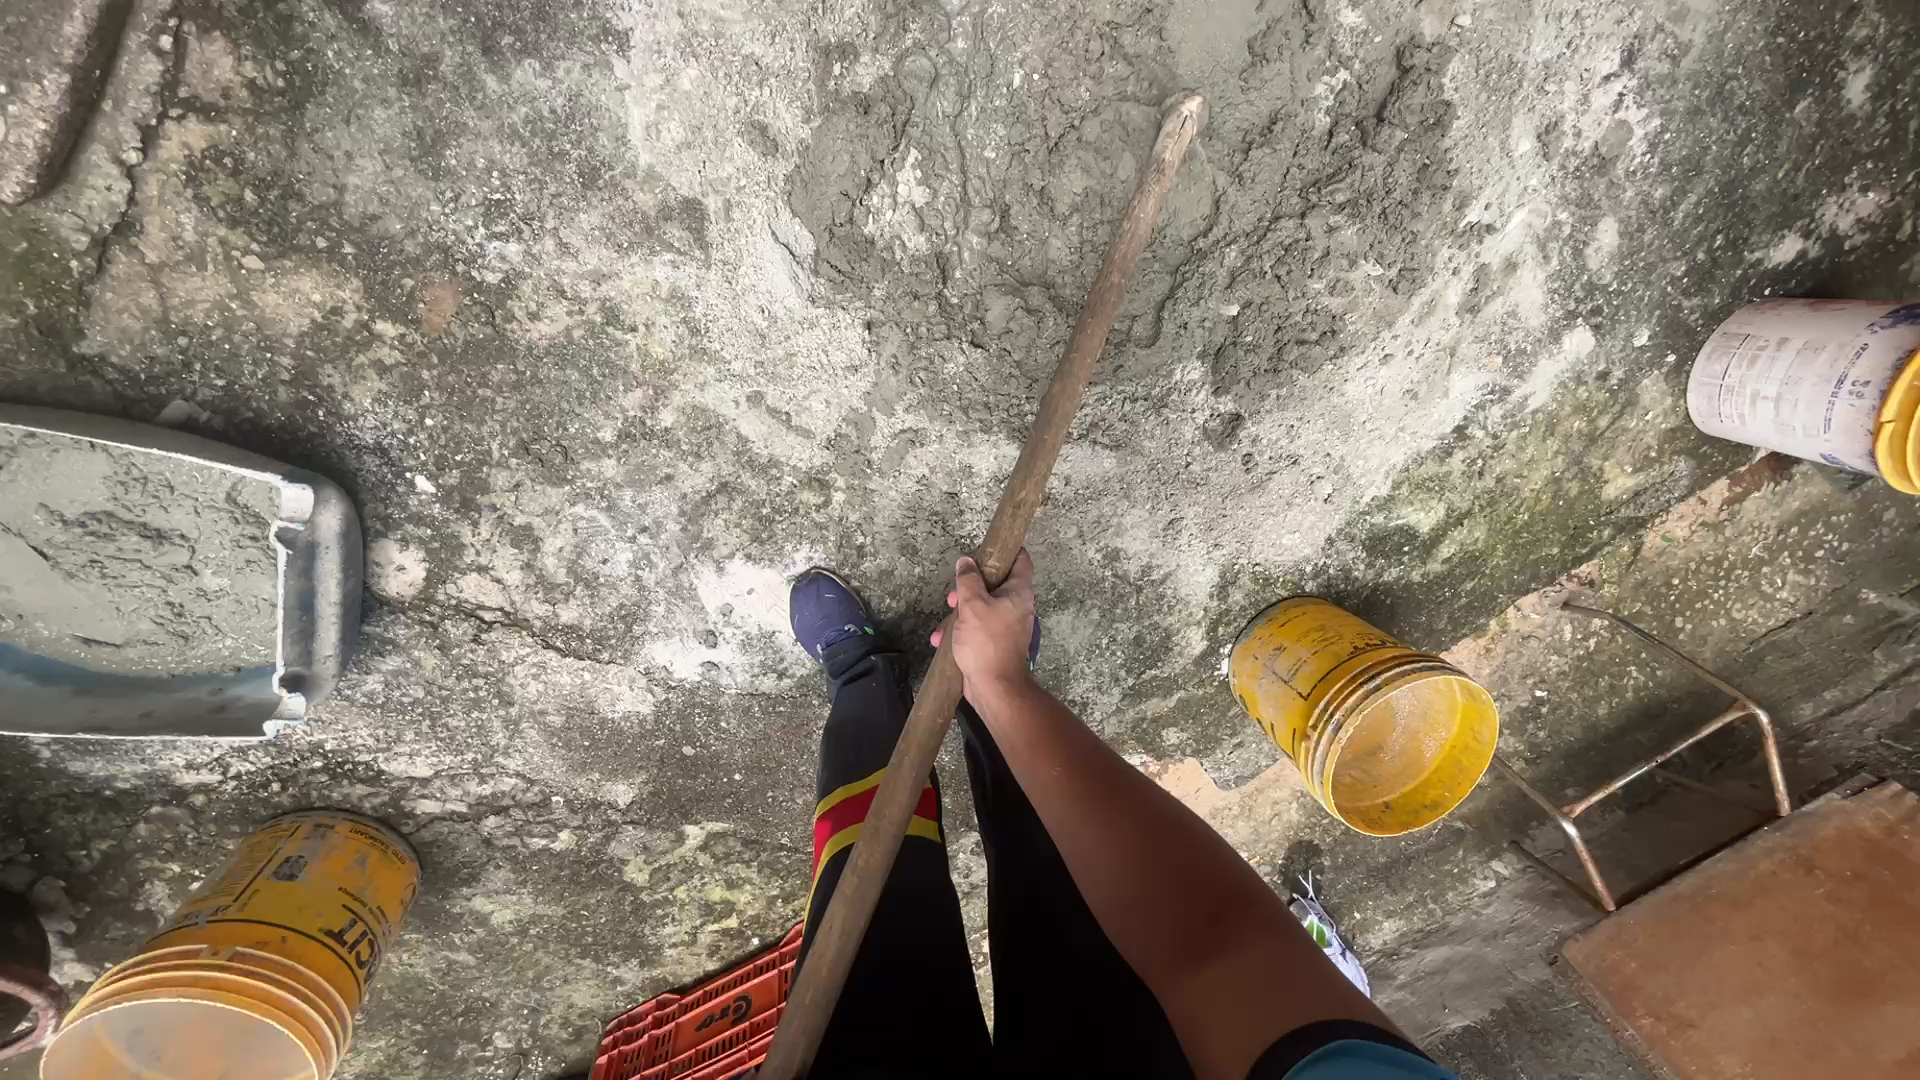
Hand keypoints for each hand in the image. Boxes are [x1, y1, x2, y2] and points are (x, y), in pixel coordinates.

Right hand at [931, 549, 1036, 699]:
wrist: (993, 687)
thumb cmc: (986, 643)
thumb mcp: (972, 605)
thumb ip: (968, 580)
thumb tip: (966, 562)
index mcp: (1019, 592)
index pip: (1020, 559)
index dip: (1005, 550)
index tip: (985, 549)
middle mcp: (1016, 606)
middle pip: (993, 583)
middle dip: (968, 588)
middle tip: (953, 597)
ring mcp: (1006, 625)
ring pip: (980, 606)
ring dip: (959, 613)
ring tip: (945, 625)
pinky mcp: (994, 641)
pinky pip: (976, 627)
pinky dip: (960, 631)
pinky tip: (942, 640)